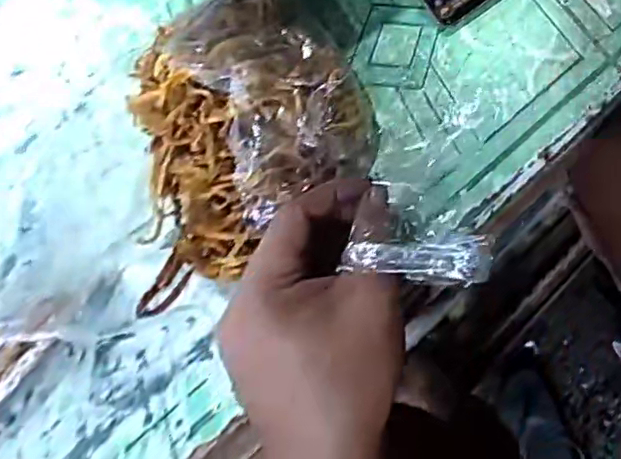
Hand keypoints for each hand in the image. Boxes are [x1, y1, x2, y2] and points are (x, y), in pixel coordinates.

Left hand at [217, 180, 402, 458]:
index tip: (375, 189)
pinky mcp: (262, 353)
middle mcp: (240, 310)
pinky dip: (323, 276)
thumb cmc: (351, 368)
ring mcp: (247, 335)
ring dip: (332, 248)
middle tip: (380, 211)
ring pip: (292, 270)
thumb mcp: (370, 292)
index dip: (335, 194)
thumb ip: (371, 237)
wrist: (334, 456)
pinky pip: (291, 296)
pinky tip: (355, 275)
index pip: (291, 219)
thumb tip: (376, 196)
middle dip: (336, 221)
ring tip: (374, 238)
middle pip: (288, 243)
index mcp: (256, 293)